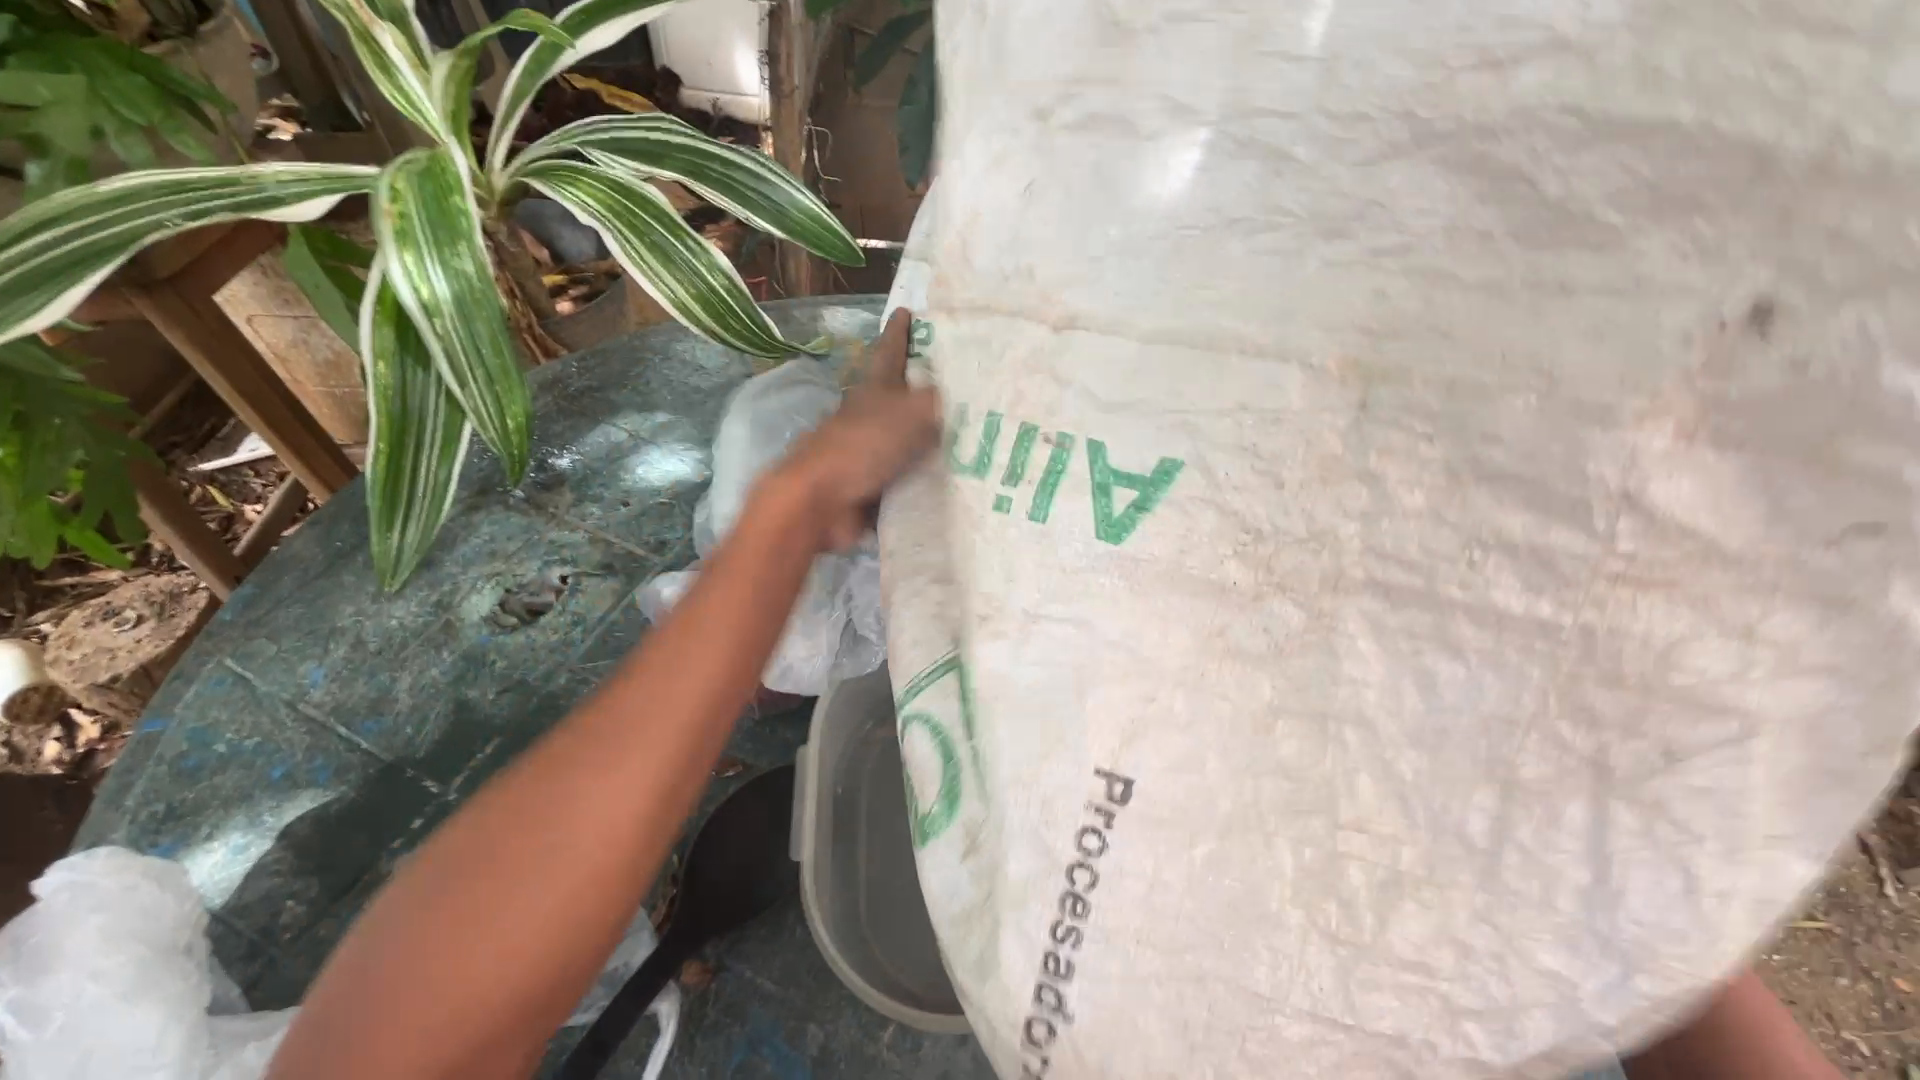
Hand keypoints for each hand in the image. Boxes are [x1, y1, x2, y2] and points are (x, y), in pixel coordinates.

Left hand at [776, 309, 941, 551]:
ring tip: (965, 435)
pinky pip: (906, 476)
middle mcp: (868, 416)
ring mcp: (867, 452)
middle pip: (899, 396)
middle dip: (922, 388)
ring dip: (929, 437)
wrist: (820, 501)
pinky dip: (924, 475)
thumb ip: (934, 401)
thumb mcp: (909, 413)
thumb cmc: (862, 445)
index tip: (906, 311)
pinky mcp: (870, 485)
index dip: (899, 332)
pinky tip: (950, 477)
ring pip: (905, 438)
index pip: (889, 351)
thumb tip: (947, 396)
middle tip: (955, 383)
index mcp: (873, 389)